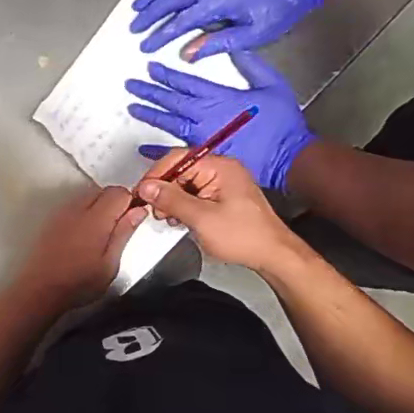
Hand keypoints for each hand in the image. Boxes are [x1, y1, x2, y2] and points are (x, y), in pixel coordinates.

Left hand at [12, 185, 145, 308]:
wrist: (39, 290)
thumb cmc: (78, 283)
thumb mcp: (109, 265)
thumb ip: (123, 234)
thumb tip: (139, 210)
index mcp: (96, 219)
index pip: (119, 192)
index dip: (131, 202)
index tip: (133, 220)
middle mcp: (77, 209)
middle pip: (103, 191)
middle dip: (115, 203)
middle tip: (118, 229)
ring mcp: (62, 213)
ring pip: (88, 197)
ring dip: (99, 207)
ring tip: (101, 235)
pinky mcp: (52, 221)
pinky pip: (74, 207)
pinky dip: (84, 213)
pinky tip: (84, 236)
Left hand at [124, 52, 314, 189]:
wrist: (287, 158)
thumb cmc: (282, 124)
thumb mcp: (272, 85)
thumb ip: (252, 65)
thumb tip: (235, 49)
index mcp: (221, 99)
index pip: (187, 83)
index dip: (167, 75)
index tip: (151, 68)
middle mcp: (207, 118)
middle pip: (172, 102)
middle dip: (151, 92)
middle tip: (132, 85)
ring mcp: (203, 139)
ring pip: (170, 124)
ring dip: (150, 115)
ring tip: (134, 108)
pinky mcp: (204, 156)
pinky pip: (177, 153)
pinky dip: (158, 152)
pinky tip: (144, 149)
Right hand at [130, 0, 325, 59]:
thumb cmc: (279, 9)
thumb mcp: (251, 36)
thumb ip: (216, 44)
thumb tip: (186, 54)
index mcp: (221, 1)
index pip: (182, 21)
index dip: (161, 34)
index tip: (146, 46)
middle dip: (151, 12)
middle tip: (134, 27)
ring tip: (138, 4)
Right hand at [135, 151, 304, 273]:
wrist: (270, 253)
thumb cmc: (244, 236)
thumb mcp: (201, 218)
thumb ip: (172, 200)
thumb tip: (148, 187)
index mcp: (219, 167)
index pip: (178, 159)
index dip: (156, 175)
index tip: (142, 194)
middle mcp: (221, 169)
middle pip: (180, 170)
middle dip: (163, 190)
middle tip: (156, 211)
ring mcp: (222, 183)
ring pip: (185, 183)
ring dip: (172, 200)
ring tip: (168, 218)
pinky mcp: (221, 197)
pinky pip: (194, 194)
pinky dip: (182, 206)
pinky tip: (180, 220)